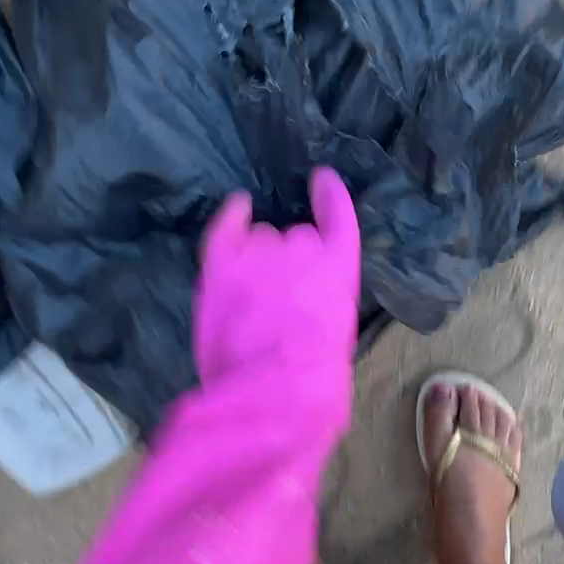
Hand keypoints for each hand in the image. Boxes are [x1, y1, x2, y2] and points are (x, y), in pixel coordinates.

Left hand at [194, 166, 361, 382]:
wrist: (276, 386)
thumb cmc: (318, 370)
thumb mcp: (340, 326)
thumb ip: (326, 295)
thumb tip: (308, 291)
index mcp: (340, 265)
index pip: (340, 217)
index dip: (331, 195)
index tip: (322, 178)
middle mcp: (303, 245)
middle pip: (295, 235)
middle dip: (290, 257)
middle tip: (282, 296)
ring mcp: (261, 250)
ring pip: (260, 238)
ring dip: (259, 255)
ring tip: (254, 295)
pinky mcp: (222, 262)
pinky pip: (227, 226)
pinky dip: (233, 213)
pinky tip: (238, 205)